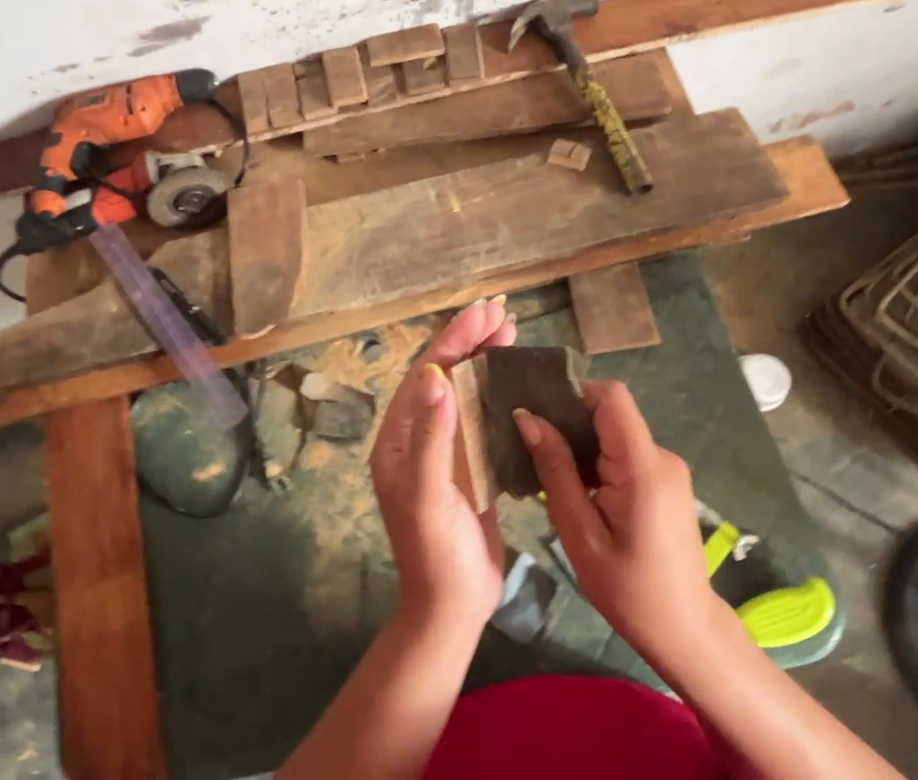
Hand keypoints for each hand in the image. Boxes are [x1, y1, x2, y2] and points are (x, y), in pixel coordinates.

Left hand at [369, 298, 518, 630]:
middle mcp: (418, 439)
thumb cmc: (433, 551)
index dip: (451, 341)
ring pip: (464, 395)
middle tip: (502, 314)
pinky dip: (498, 396)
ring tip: (511, 335)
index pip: (425, 376)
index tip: (481, 313)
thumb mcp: (426, 493)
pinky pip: (481, 421)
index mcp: (399, 439)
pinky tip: (518, 384)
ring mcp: (445, 453)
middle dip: (469, 343)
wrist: (453, 604)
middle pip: (444, 378)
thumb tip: (437, 377)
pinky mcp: (469, 469)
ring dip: (485, 364)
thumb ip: (431, 436)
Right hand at [516, 381, 722, 653]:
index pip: (611, 397)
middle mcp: (662, 457)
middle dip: (567, 424)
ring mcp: (668, 469)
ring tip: (544, 474)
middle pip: (609, 414)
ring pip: (614, 434)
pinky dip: (595, 463)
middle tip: (528, 449)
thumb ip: (555, 471)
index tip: (535, 412)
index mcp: (644, 467)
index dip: (572, 393)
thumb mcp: (580, 534)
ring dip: (579, 447)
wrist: (684, 631)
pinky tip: (573, 491)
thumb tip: (527, 418)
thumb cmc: (629, 589)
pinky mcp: (666, 482)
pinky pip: (624, 454)